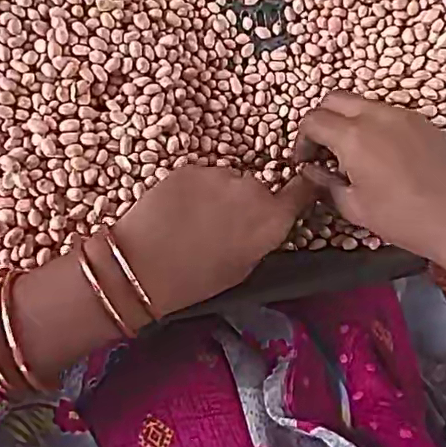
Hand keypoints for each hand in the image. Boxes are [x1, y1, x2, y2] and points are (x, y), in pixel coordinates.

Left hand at [107, 166, 318, 316]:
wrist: (142, 265)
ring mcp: (220, 174)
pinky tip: (179, 210)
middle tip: (224, 226)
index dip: (303, 188)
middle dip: (247, 202)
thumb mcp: (244, 268)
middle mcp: (252, 189)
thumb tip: (262, 221)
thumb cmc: (197, 279)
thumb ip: (262, 237)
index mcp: (272, 219)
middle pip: (259, 188)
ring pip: (228, 181)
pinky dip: (196, 189)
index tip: (301, 188)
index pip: (303, 190)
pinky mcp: (191, 167)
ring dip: (220, 194)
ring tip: (196, 220)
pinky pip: (203, 176)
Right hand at [295, 92, 445, 275]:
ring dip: (348, 120)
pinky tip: (380, 155)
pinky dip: (372, 124)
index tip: (305, 160)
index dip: (302, 139)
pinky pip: (387, 113)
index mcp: (354, 136)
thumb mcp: (356, 209)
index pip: (313, 120)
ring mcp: (403, 115)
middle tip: (323, 151)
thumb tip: (313, 171)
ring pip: (362, 103)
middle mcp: (377, 115)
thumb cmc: (406, 220)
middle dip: (322, 121)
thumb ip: (326, 184)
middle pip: (334, 99)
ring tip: (352, 155)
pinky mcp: (424, 122)